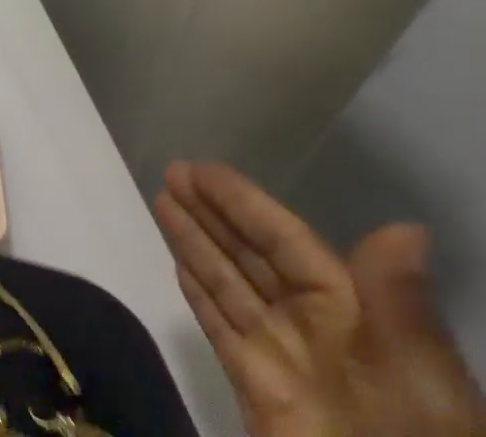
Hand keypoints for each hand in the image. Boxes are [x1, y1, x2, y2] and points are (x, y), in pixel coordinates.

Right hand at [155, 161, 485, 436]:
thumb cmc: (410, 429)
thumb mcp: (420, 368)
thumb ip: (400, 301)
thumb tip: (403, 227)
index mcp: (354, 312)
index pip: (286, 243)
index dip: (244, 204)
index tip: (201, 170)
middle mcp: (312, 323)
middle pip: (251, 255)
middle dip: (212, 212)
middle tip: (173, 172)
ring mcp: (279, 351)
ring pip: (227, 281)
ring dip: (194, 240)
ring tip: (161, 200)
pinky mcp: (251, 379)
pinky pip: (218, 323)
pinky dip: (197, 291)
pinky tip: (177, 264)